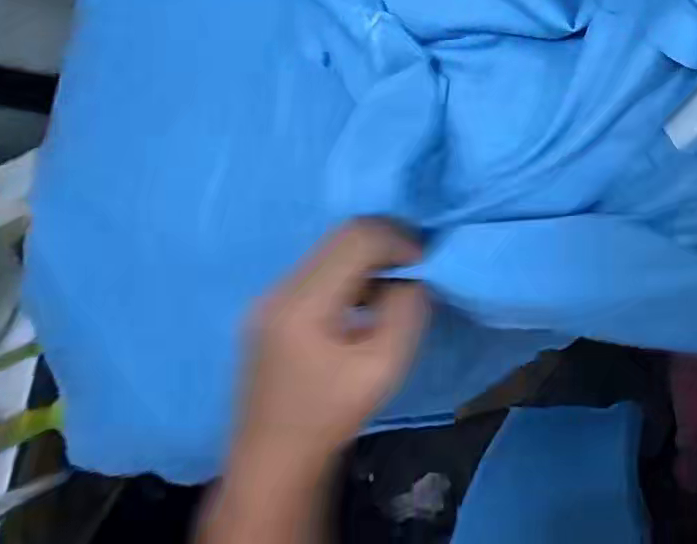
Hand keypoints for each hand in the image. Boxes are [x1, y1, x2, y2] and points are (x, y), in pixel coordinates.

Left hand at [232, 219, 429, 470]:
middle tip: (416, 265)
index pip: (359, 238)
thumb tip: (413, 276)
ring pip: (333, 245)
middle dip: (389, 240)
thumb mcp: (386, 365)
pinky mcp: (273, 306)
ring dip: (372, 253)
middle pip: (344, 233)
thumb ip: (408, 308)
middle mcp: (280, 290)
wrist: (273, 463)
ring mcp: (272, 297)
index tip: (425, 264)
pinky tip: (367, 297)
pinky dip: (354, 267)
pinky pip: (322, 264)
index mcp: (303, 304)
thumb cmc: (333, 415)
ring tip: (396, 281)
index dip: (400, 241)